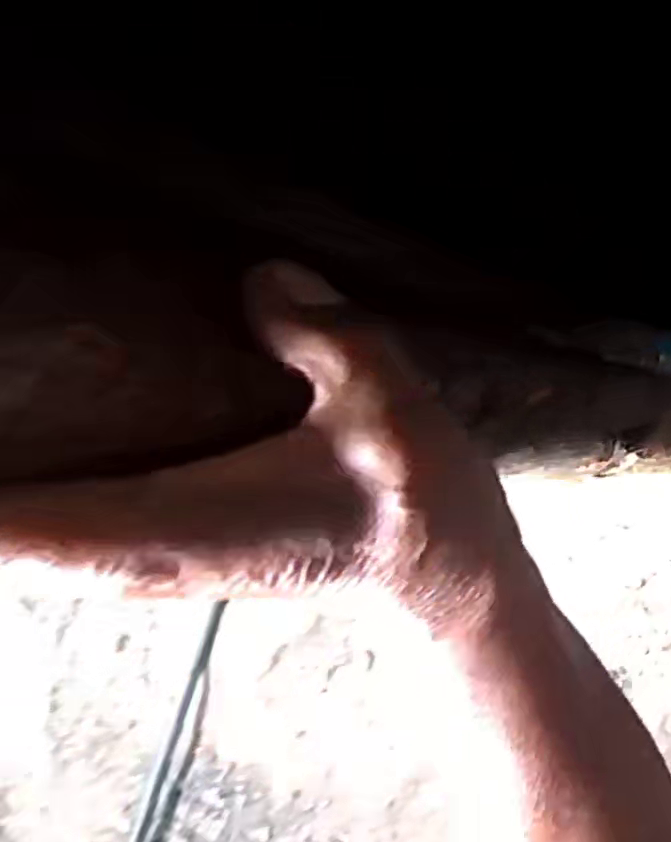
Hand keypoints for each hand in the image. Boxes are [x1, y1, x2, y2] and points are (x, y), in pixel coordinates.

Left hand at [0, 261, 529, 633]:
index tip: (1, 368)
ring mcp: (136, 556)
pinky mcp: (170, 544)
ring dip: (43, 444)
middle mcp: (110, 556)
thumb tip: (269, 275)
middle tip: (26, 342)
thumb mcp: (390, 412)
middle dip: (13, 422)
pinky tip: (128, 406)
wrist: (455, 566)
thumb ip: (334, 341)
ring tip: (55, 367)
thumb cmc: (421, 509)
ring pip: (25, 508)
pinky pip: (69, 505)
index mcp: (140, 530)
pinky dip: (81, 458)